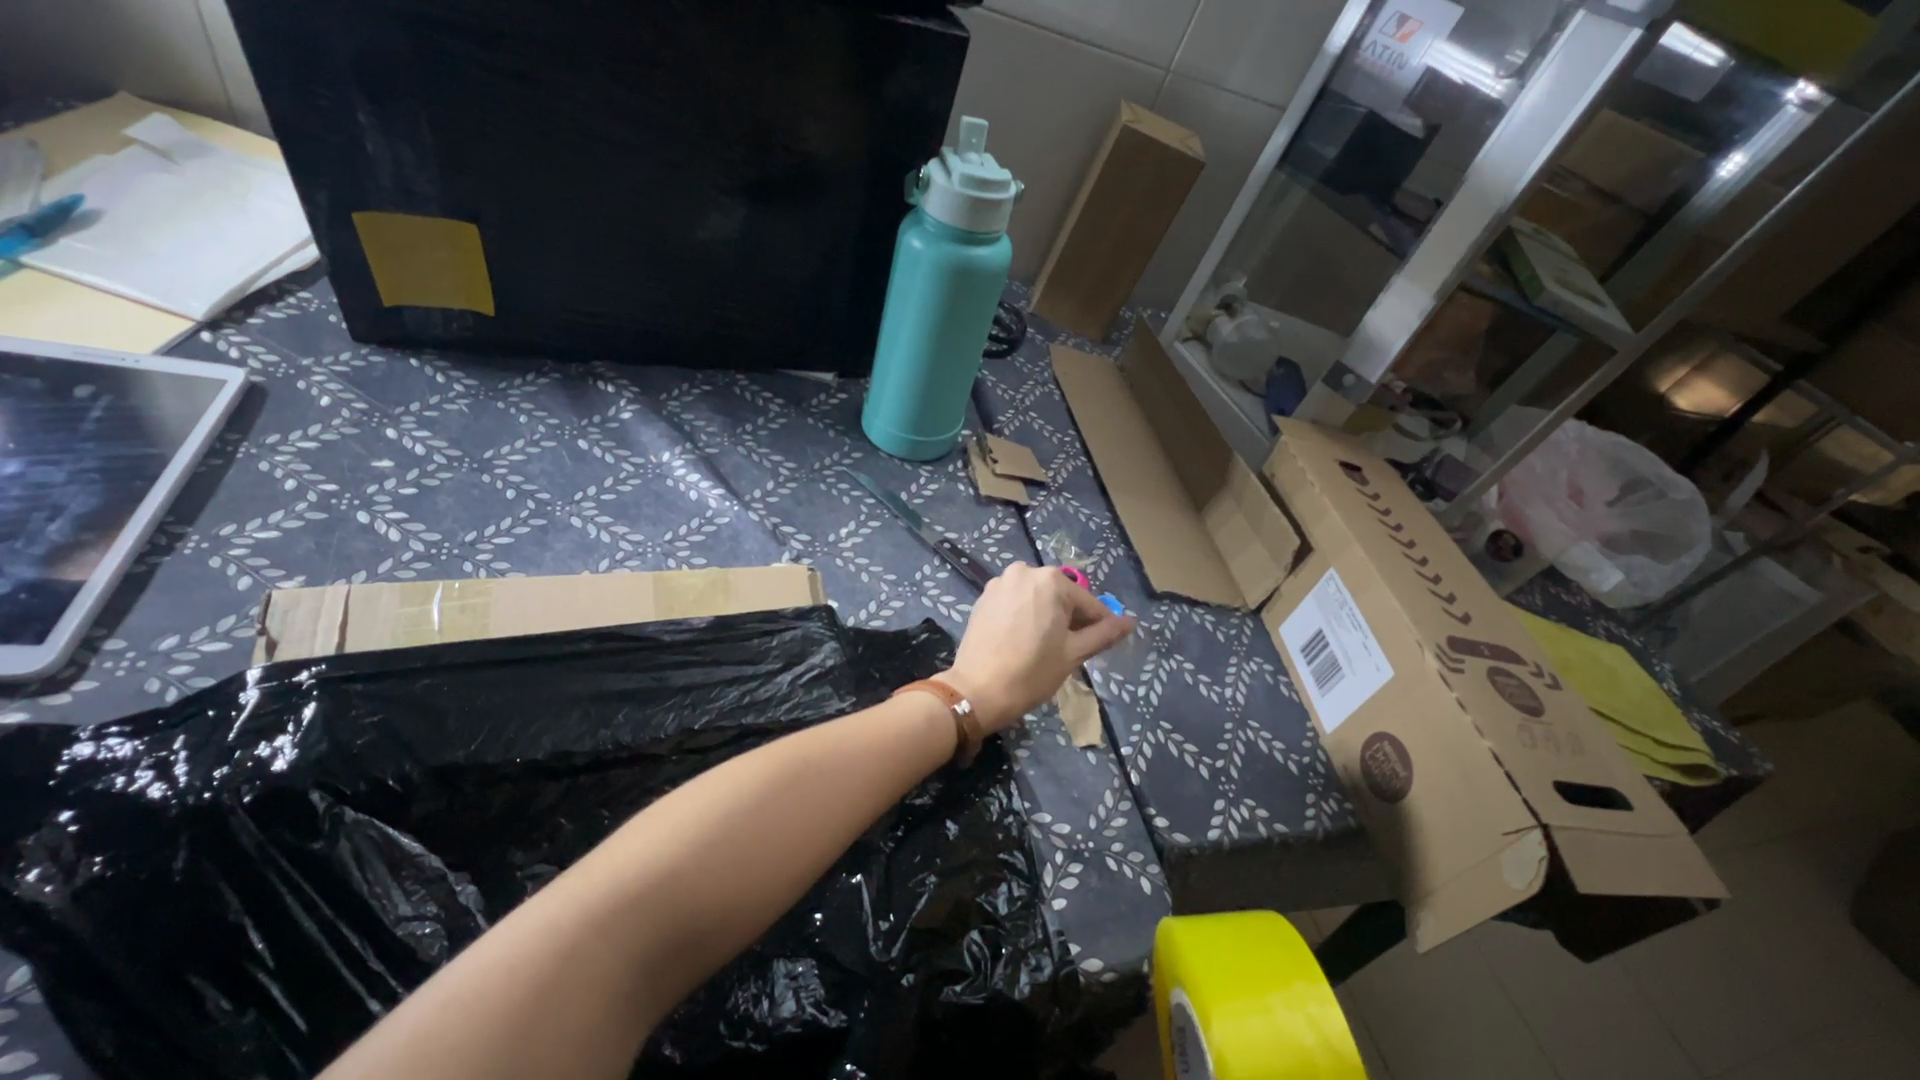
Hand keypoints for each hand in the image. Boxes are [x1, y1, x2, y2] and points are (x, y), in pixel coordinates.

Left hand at [941, 563, 1136, 732]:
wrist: (977, 691)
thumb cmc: (1032, 673)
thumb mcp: (1074, 654)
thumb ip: (1104, 633)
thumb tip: (1131, 622)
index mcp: (1051, 581)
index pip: (1087, 603)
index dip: (1099, 626)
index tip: (1102, 645)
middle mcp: (1024, 572)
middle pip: (1060, 597)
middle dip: (1070, 620)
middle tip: (1072, 650)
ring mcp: (1000, 583)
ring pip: (1036, 598)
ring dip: (1047, 617)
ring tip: (1047, 647)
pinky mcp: (983, 598)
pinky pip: (1015, 603)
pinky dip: (1025, 616)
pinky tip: (1023, 641)